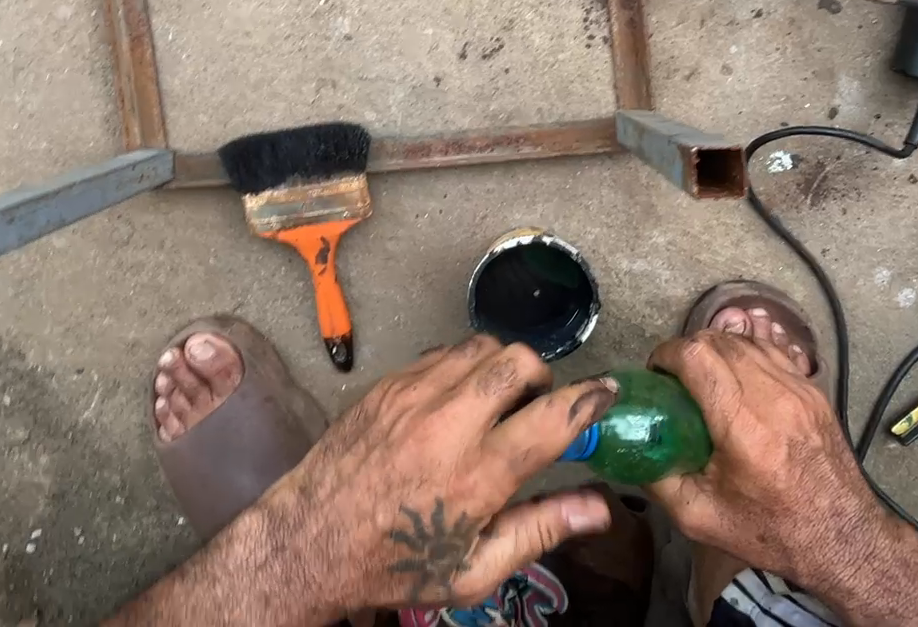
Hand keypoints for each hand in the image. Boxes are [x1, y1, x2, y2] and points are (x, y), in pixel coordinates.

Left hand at [246, 335, 616, 613]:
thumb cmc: (396, 564)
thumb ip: (540, 530)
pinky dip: (462, 365)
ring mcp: (413, 395)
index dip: (590, 399)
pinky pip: (441, 352)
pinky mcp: (389, 383)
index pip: (551, 419)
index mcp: (477, 475)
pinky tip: (454, 398)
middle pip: (516, 362)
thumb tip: (601, 509)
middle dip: (541, 375)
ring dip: (501, 364)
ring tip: (496, 397)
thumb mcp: (474, 571)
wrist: (310, 540)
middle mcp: (448, 423)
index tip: (607, 391)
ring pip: (480, 346)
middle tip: (535, 402)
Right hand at [644, 329, 899, 589]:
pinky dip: (743, 348)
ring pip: (742, 337)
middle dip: (686, 349)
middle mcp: (772, 395)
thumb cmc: (772, 530)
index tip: (657, 374)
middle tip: (675, 378)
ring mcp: (797, 386)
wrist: (846, 539)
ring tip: (704, 375)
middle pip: (715, 339)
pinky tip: (735, 370)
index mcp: (742, 426)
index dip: (666, 355)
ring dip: (714, 347)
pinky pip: (769, 346)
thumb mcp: (701, 518)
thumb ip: (658, 480)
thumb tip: (631, 445)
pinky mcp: (812, 387)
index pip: (696, 355)